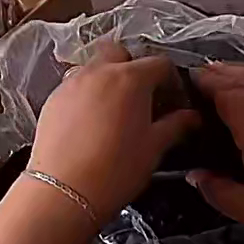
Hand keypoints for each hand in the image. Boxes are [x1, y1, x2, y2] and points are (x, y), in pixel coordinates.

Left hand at [27, 42, 200, 221]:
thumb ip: (175, 126)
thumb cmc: (117, 169)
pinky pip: (74, 86)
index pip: (160, 64)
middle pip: (120, 52)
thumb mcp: (154, 148)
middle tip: (142, 98)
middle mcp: (99, 71)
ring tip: (115, 111)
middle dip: (133, 67)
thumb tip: (192, 117)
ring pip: (94, 67)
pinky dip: (87, 95)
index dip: (172, 81)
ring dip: (107, 79)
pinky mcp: (52, 99)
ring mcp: (71, 83)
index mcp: (130, 77)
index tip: (174, 103)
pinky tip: (90, 122)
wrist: (63, 192)